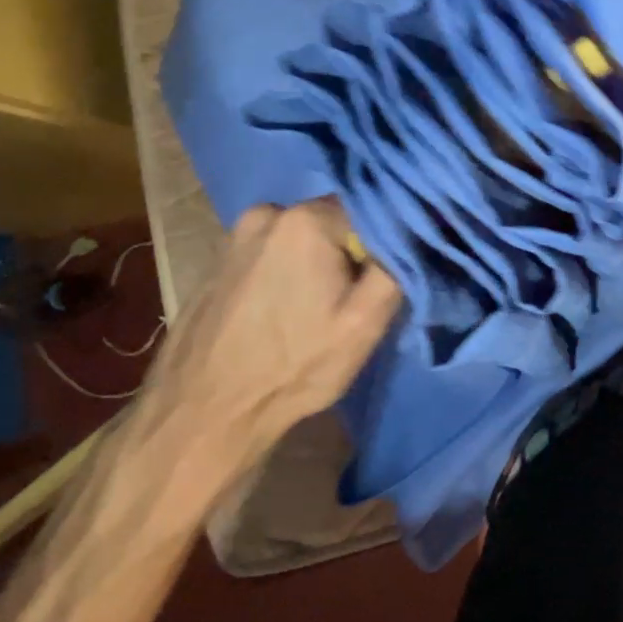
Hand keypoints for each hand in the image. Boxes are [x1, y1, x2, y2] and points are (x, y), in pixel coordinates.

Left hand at [134, 200, 400, 474]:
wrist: (204, 414)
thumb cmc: (296, 365)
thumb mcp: (367, 320)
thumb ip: (399, 263)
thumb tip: (418, 229)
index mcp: (308, 219)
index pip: (374, 207)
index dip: (392, 238)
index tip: (397, 270)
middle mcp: (269, 213)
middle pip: (339, 219)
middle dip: (356, 248)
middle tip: (362, 294)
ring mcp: (236, 236)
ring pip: (306, 237)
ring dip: (324, 260)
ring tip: (327, 303)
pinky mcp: (220, 261)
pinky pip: (276, 252)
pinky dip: (293, 270)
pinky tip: (292, 308)